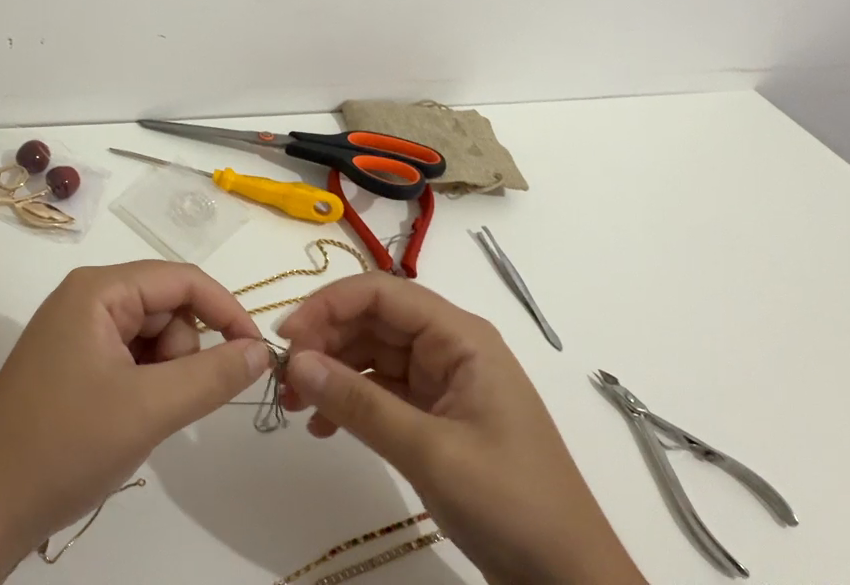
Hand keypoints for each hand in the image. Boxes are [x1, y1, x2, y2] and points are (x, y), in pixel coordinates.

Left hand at [0, 261, 269, 583]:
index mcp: (97, 289)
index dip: (226, 310)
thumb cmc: (65, 445)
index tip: (257, 354)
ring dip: (165, 375)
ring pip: (151, 338)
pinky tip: (126, 422)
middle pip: (166, 308)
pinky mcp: (70, 365)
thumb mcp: (150, 408)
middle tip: (170, 403)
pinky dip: (144, 387)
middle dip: (185, 353)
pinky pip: (128, 359)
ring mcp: (74, 332)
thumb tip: (262, 350)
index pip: (182, 279)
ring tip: (142, 418)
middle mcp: (85, 299)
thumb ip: (213, 374)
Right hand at [277, 273, 645, 584]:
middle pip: (374, 320)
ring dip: (332, 373)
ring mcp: (444, 382)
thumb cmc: (509, 502)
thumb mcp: (429, 451)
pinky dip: (350, 402)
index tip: (286, 339)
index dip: (329, 305)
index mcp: (460, 337)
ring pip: (373, 354)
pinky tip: (325, 429)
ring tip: (296, 407)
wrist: (565, 576)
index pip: (383, 293)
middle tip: (284, 380)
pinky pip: (382, 391)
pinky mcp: (437, 415)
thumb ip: (360, 403)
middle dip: (325, 341)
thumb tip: (296, 362)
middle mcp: (450, 348)